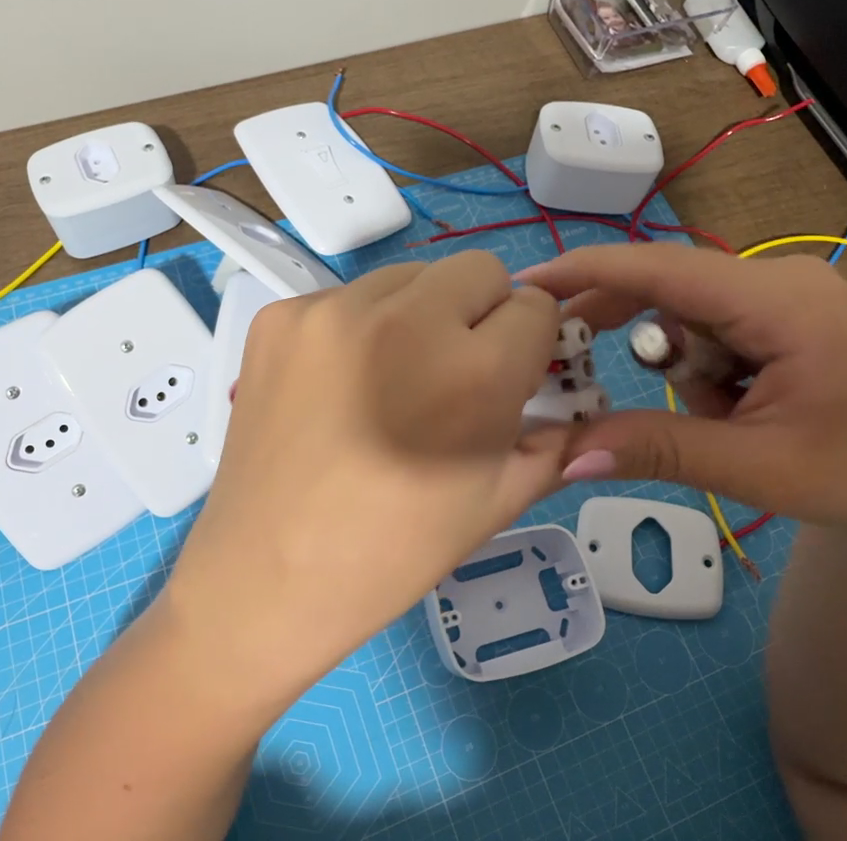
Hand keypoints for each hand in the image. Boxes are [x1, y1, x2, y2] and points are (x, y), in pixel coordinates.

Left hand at [160, 251, 568, 708]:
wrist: (266, 576)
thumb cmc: (392, 553)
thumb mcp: (499, 502)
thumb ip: (557, 437)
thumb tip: (580, 399)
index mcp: (472, 368)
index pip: (535, 308)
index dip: (530, 347)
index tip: (509, 381)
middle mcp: (402, 317)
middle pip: (476, 271)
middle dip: (481, 316)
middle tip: (452, 377)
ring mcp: (329, 309)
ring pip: (408, 277)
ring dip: (418, 316)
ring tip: (390, 383)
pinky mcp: (278, 316)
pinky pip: (345, 297)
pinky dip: (358, 328)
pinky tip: (339, 387)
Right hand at [519, 244, 846, 534]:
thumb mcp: (757, 468)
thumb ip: (658, 450)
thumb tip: (566, 457)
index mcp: (784, 303)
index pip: (665, 270)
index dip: (590, 272)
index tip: (527, 284)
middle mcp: (779, 281)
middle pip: (667, 287)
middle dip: (627, 328)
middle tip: (574, 365)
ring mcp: (782, 294)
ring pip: (684, 314)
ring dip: (682, 367)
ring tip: (723, 418)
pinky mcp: (781, 314)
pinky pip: (709, 328)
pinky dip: (702, 369)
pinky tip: (738, 406)